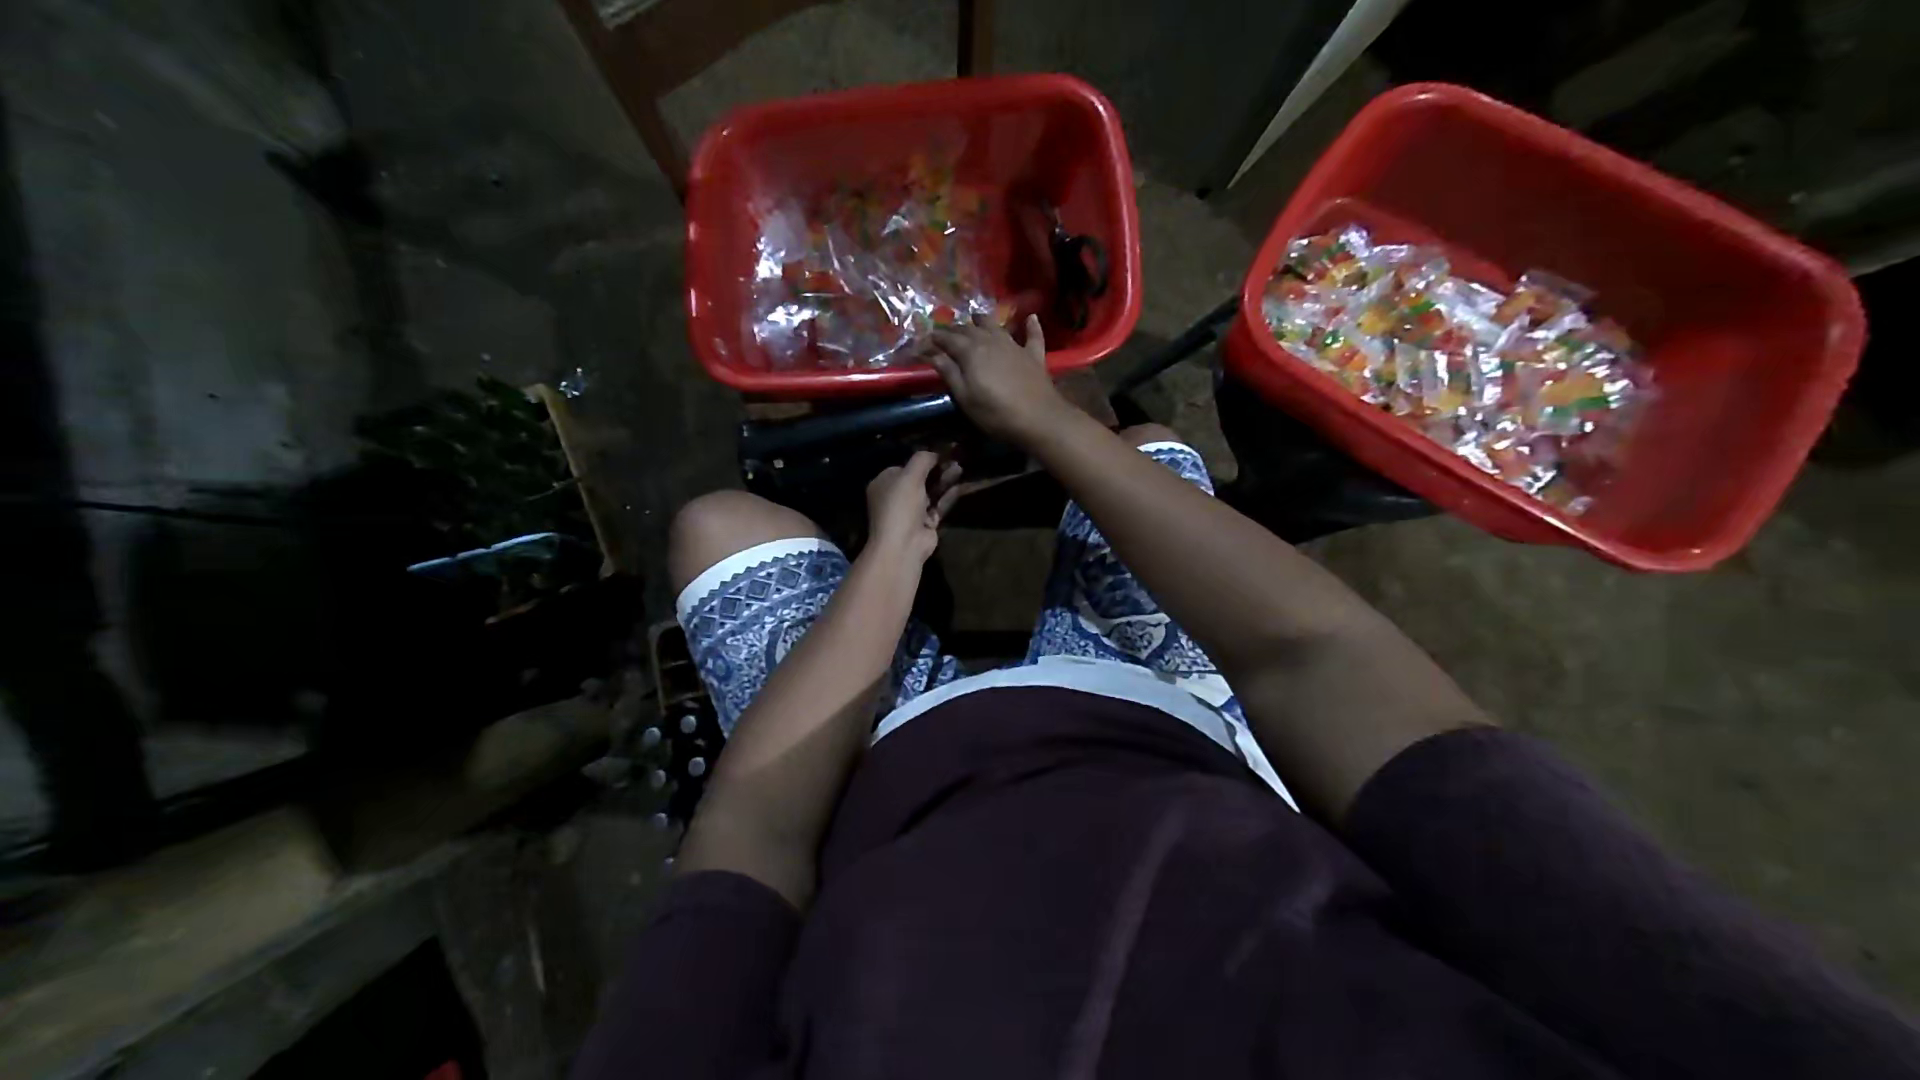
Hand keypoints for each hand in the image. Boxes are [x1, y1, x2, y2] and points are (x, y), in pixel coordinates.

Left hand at [866, 450, 961, 562]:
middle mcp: (896, 497)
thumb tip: (933, 453)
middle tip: (954, 458)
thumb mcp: (910, 476)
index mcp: (883, 484)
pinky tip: (960, 485)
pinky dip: (948, 495)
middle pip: (919, 479)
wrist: (903, 544)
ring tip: (960, 467)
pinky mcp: (926, 523)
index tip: (940, 452)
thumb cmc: (900, 505)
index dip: (921, 460)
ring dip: (944, 480)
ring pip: (930, 491)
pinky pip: (938, 505)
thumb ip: (922, 460)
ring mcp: (911, 511)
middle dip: (936, 469)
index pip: (903, 467)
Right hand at [930, 314, 1072, 445]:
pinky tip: (1031, 317)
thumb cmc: (995, 413)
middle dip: (956, 329)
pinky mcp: (1034, 355)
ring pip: (996, 326)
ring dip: (983, 320)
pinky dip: (1031, 326)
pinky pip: (1033, 335)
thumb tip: (933, 354)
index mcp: (971, 352)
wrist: (1039, 418)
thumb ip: (950, 373)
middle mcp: (991, 341)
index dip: (936, 338)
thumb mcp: (966, 398)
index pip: (948, 339)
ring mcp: (1015, 346)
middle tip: (947, 332)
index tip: (926, 339)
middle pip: (970, 329)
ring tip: (975, 317)